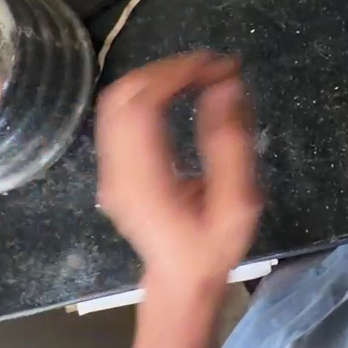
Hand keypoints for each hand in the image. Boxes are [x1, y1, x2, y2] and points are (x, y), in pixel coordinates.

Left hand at [95, 52, 262, 297]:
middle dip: (169, 69)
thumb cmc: (212, 246)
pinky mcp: (113, 163)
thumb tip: (227, 85)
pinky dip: (151, 90)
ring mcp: (109, 166)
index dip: (177, 74)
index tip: (217, 66)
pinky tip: (181, 91)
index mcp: (143, 180)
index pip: (143, 105)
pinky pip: (121, 111)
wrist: (180, 281)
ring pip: (118, 98)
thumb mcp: (239, 202)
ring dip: (159, 76)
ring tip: (200, 74)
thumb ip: (231, 143)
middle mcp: (116, 168)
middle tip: (212, 67)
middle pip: (124, 94)